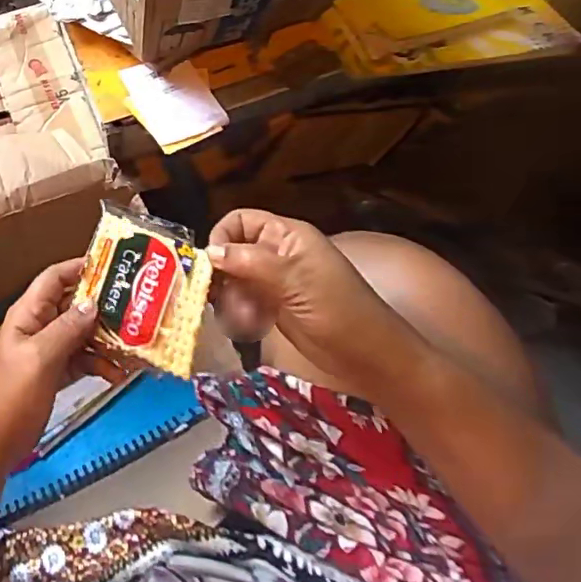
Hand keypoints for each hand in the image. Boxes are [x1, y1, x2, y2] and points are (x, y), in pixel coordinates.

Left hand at [0, 259, 114, 470]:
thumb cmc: (11, 397)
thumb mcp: (41, 359)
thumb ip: (67, 329)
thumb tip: (93, 303)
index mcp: (28, 313)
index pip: (55, 277)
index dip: (80, 268)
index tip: (113, 267)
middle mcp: (38, 326)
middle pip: (73, 304)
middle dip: (102, 305)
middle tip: (135, 308)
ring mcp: (46, 350)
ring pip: (81, 332)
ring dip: (105, 338)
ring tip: (134, 346)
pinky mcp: (54, 373)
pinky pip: (81, 358)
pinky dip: (99, 363)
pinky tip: (118, 373)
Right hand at [207, 209, 429, 396]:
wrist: (372, 360)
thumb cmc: (339, 311)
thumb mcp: (294, 280)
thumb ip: (249, 262)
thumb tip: (208, 253)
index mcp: (286, 235)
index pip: (239, 221)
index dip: (222, 237)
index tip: (212, 265)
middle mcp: (276, 253)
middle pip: (231, 251)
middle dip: (224, 276)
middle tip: (220, 300)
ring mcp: (274, 281)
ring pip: (233, 280)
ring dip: (231, 300)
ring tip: (244, 320)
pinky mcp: (274, 306)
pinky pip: (243, 302)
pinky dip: (241, 314)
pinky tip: (252, 328)